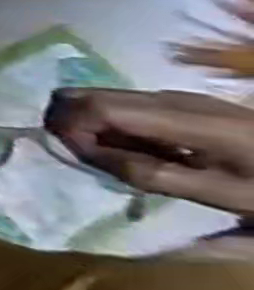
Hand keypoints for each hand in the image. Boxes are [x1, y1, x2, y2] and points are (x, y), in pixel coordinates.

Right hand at [46, 88, 253, 216]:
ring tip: (110, 153)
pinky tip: (134, 147)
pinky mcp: (179, 101)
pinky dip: (108, 122)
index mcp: (184, 119)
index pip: (96, 107)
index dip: (71, 127)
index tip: (77, 155)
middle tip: (81, 154)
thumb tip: (87, 153)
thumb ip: (148, 174)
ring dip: (87, 123)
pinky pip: (121, 103)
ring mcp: (176, 96)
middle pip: (87, 94)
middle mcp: (171, 97)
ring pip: (98, 96)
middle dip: (68, 122)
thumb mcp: (220, 195)